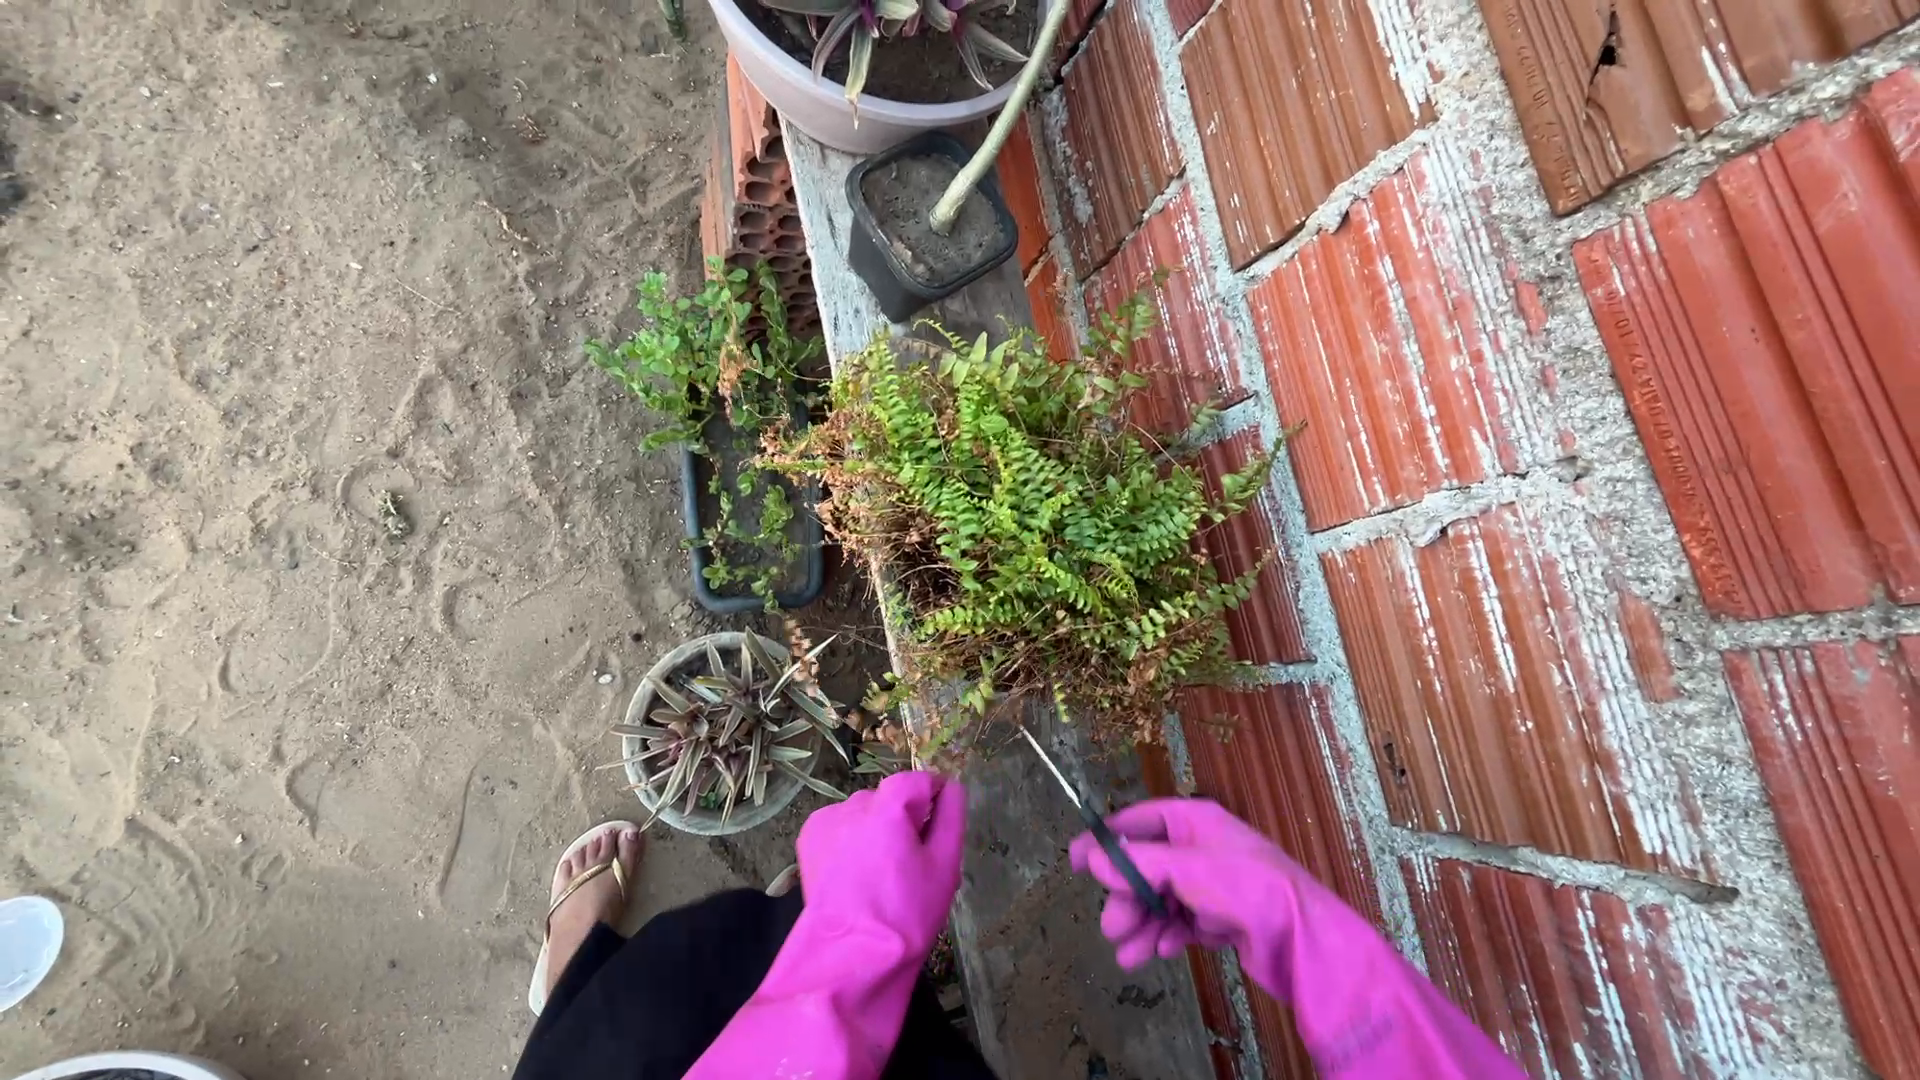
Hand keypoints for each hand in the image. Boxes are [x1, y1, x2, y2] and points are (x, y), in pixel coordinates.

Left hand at [797, 770, 967, 953]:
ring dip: (878, 830)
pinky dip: (853, 841)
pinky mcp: (809, 839)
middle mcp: (853, 803)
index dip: (935, 802)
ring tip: (882, 876)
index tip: (938, 834)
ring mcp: (827, 820)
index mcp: (888, 805)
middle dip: (905, 821)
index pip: (920, 780)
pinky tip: (857, 874)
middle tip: (912, 865)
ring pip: (866, 813)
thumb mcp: (944, 866)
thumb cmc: (906, 914)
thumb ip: (951, 818)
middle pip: (891, 798)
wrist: (851, 961)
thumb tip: (953, 786)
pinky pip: (842, 827)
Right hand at [1069, 798, 1337, 975]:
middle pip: (1145, 866)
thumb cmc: (1246, 888)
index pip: (1138, 821)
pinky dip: (1165, 935)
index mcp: (1193, 821)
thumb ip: (1138, 863)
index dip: (1106, 840)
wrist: (1305, 941)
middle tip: (1111, 926)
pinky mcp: (1220, 918)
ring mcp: (1210, 884)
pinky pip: (1180, 922)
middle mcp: (1199, 848)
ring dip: (1141, 923)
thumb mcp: (1186, 869)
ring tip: (1127, 953)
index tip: (1076, 862)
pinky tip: (1156, 952)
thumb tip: (1092, 857)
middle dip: (1125, 896)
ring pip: (1160, 899)